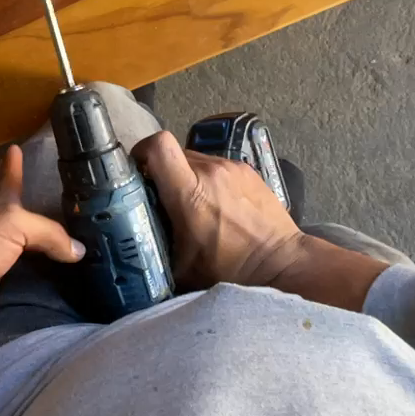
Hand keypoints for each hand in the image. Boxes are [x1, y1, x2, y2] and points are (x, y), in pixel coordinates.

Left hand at [0, 146, 84, 360]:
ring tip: (82, 261)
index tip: (16, 149)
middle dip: (43, 229)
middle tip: (77, 226)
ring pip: (23, 264)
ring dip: (46, 265)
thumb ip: (46, 232)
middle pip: (20, 232)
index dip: (13, 171)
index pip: (6, 189)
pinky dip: (41, 294)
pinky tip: (66, 295)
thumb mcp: (8, 225)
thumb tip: (78, 251)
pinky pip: (23, 294)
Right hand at [131, 131, 387, 311]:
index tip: (137, 170)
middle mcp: (211, 171)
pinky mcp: (248, 170)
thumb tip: (131, 247)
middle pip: (173, 153)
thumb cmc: (231, 270)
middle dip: (163, 171)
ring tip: (192, 204)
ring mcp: (232, 167)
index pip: (158, 145)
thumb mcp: (181, 268)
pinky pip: (217, 166)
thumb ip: (154, 249)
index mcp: (190, 192)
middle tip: (162, 198)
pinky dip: (210, 180)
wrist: (283, 265)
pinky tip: (217, 205)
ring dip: (187, 176)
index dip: (142, 151)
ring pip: (195, 159)